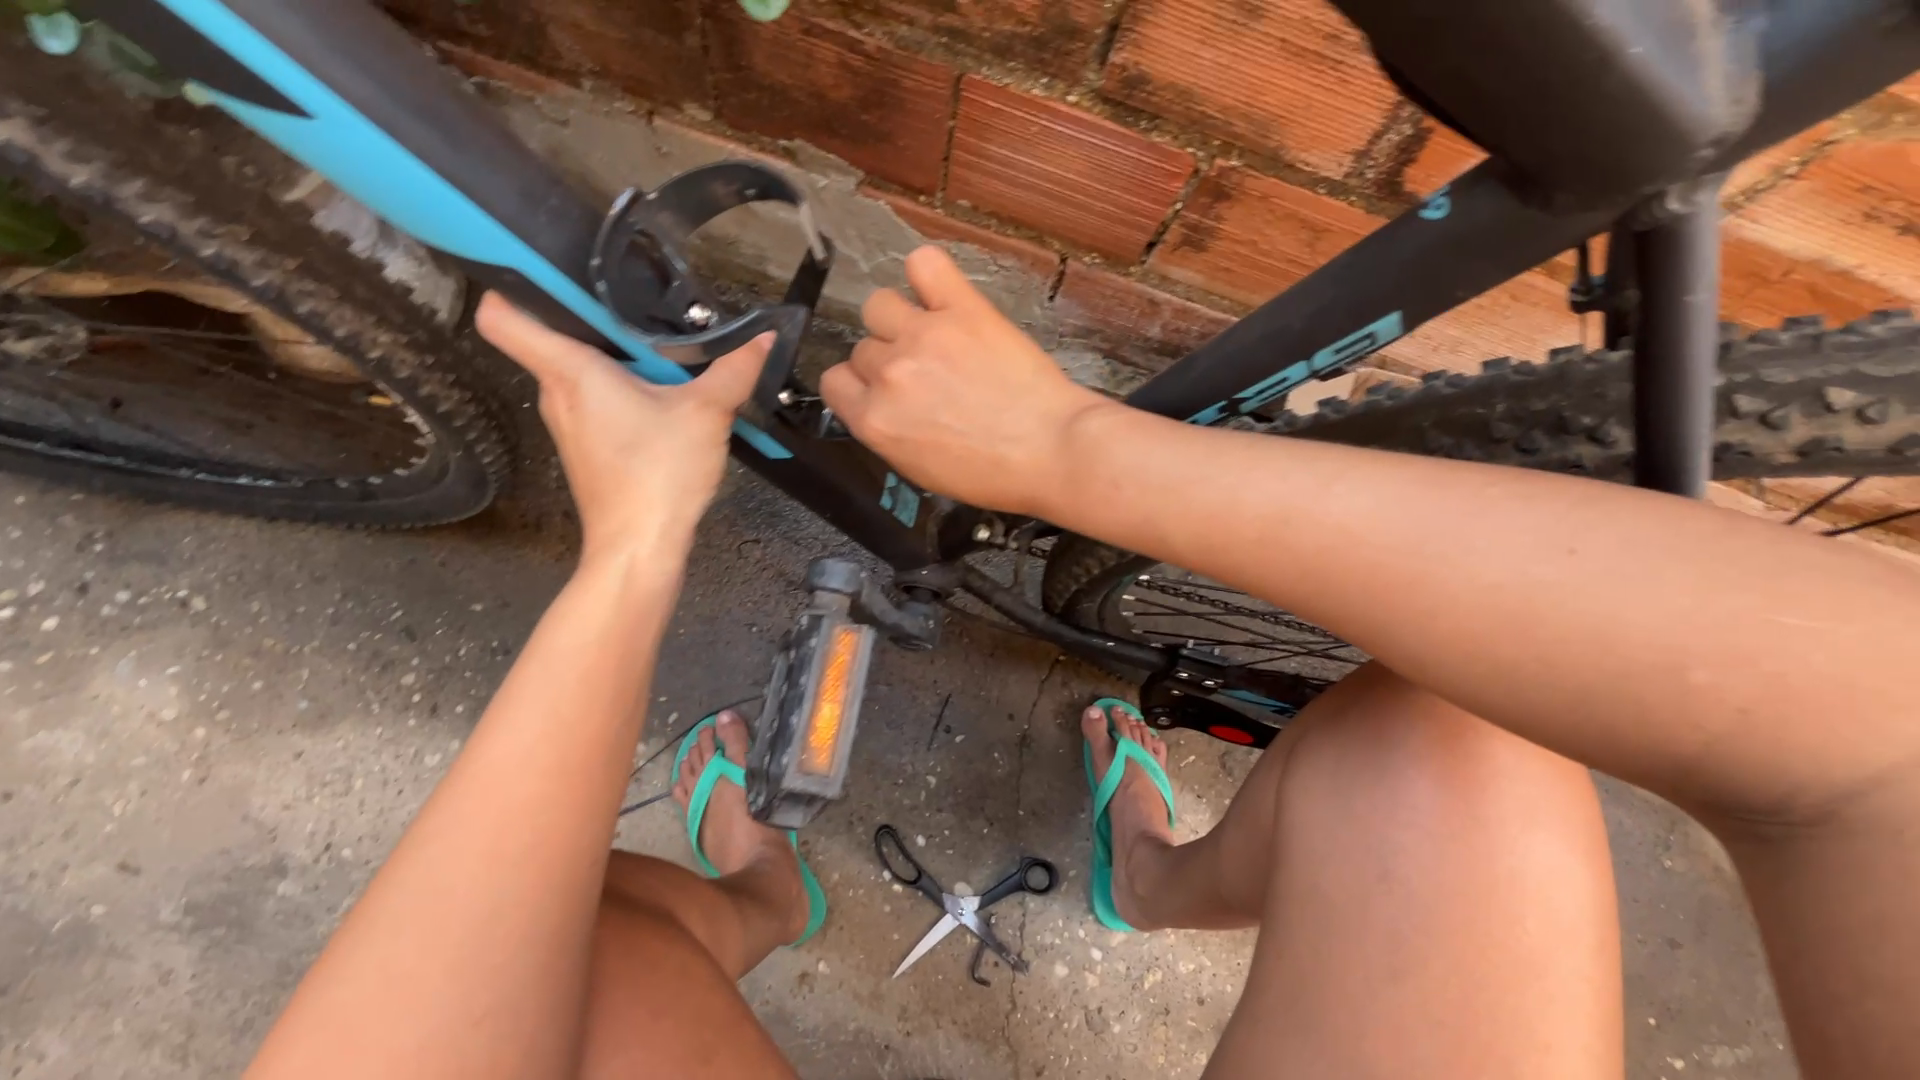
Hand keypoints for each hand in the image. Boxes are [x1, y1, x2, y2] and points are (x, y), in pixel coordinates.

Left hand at [475, 293, 768, 565]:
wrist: (640, 545)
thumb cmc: (658, 473)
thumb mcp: (706, 413)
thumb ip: (733, 370)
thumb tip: (763, 338)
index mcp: (570, 370)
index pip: (501, 316)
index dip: (510, 282)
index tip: (544, 264)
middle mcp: (556, 391)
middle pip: (552, 336)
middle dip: (592, 316)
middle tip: (639, 299)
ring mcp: (567, 421)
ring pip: (578, 369)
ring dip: (613, 356)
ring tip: (659, 346)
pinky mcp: (585, 444)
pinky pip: (593, 397)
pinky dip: (619, 387)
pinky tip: (661, 393)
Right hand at [821, 247, 1112, 516]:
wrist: (1053, 452)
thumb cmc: (995, 473)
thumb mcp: (922, 470)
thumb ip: (888, 431)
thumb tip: (879, 404)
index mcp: (875, 421)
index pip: (834, 382)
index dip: (859, 387)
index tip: (883, 391)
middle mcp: (890, 374)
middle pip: (863, 348)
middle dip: (888, 361)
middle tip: (928, 375)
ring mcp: (924, 335)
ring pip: (879, 304)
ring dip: (898, 319)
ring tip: (932, 334)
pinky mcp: (963, 309)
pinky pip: (925, 264)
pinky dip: (926, 272)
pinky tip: (940, 291)